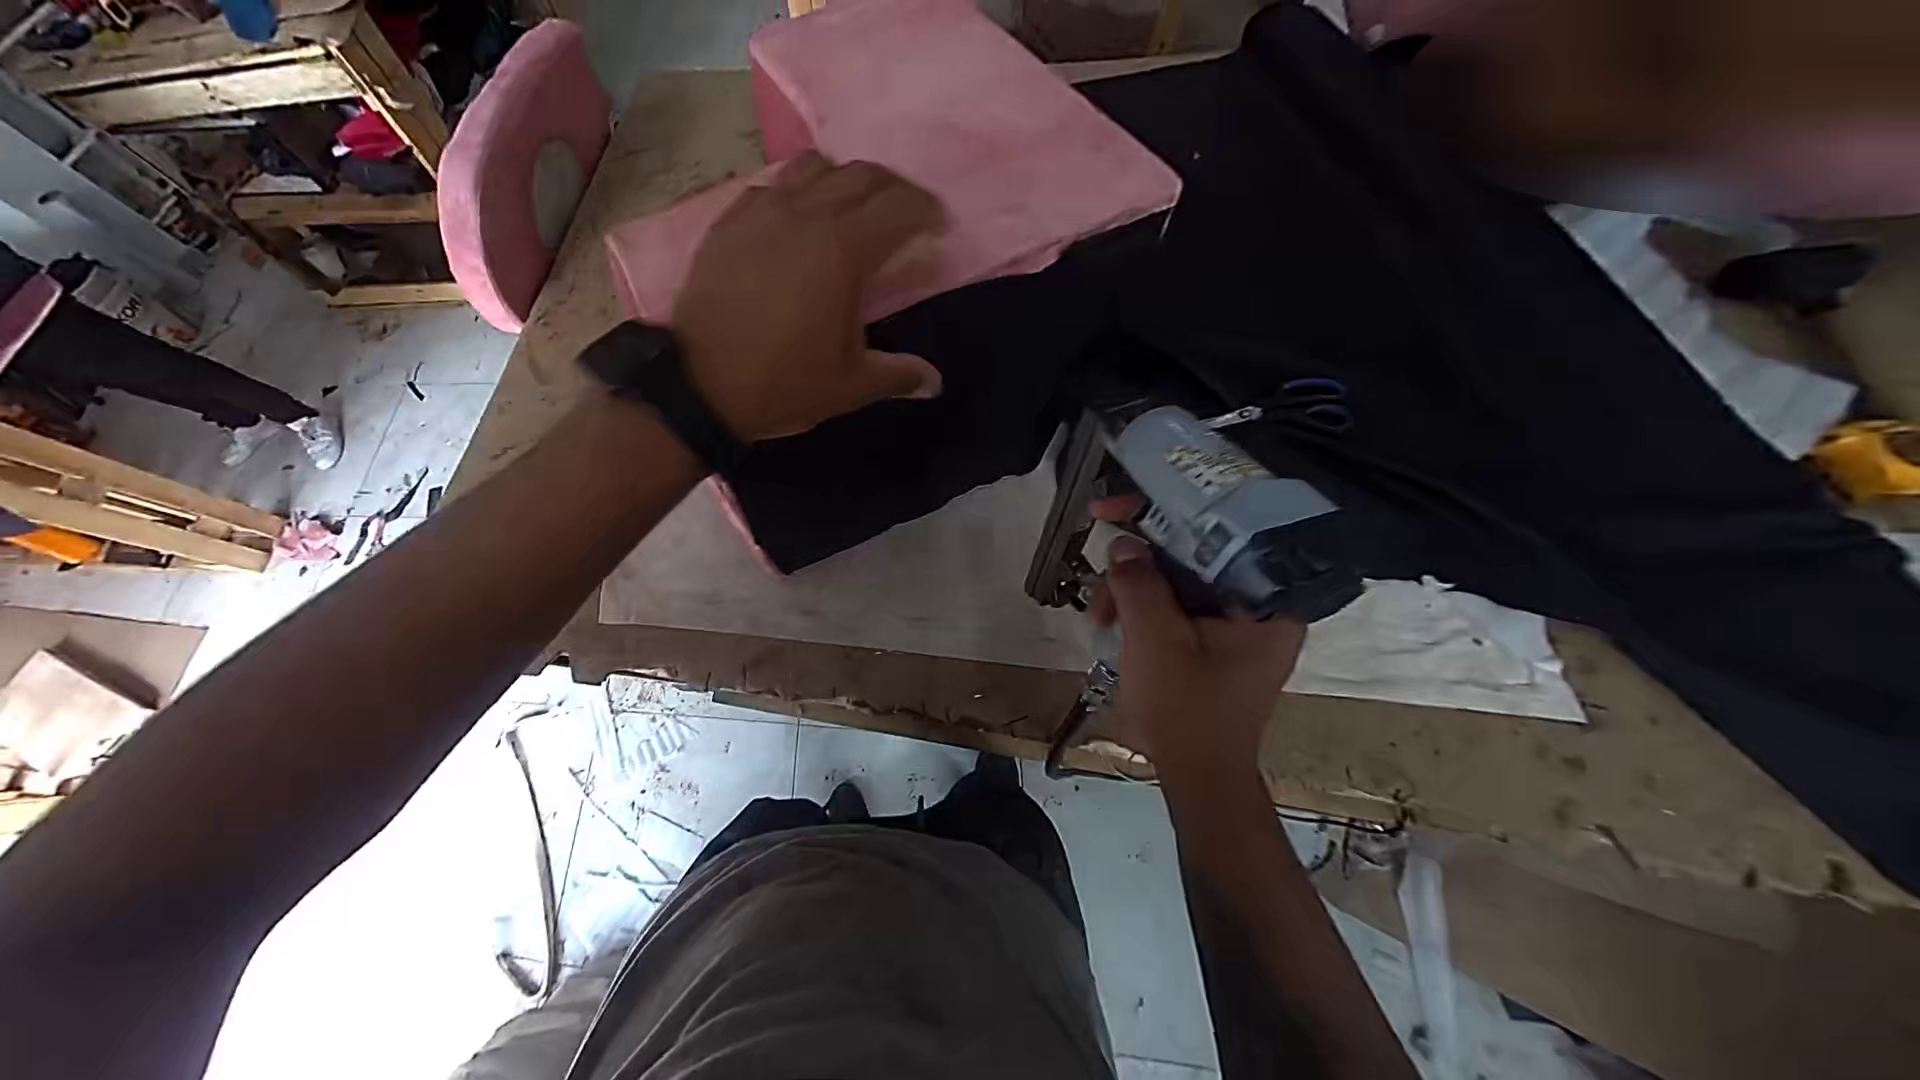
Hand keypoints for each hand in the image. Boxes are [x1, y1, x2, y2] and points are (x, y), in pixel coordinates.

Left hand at [673, 151, 944, 441]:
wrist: (699, 386)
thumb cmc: (784, 383)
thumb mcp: (851, 386)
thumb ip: (900, 375)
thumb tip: (935, 383)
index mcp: (843, 251)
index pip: (899, 206)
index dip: (926, 211)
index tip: (937, 227)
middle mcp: (805, 216)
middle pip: (862, 175)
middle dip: (894, 189)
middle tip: (904, 215)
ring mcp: (762, 213)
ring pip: (815, 167)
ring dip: (844, 180)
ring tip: (852, 209)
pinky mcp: (729, 222)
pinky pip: (773, 185)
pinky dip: (798, 192)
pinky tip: (798, 222)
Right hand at [1092, 533, 1305, 783]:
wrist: (1197, 776)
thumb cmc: (1186, 711)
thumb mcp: (1154, 641)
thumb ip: (1138, 584)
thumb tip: (1122, 544)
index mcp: (1266, 600)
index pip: (1217, 532)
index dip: (1164, 514)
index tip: (1117, 509)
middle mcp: (1261, 603)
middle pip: (1194, 557)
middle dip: (1138, 569)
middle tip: (1101, 589)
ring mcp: (1240, 623)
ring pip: (1181, 581)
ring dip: (1134, 593)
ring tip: (1099, 620)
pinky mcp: (1220, 639)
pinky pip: (1180, 606)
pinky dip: (1145, 611)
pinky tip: (1115, 626)